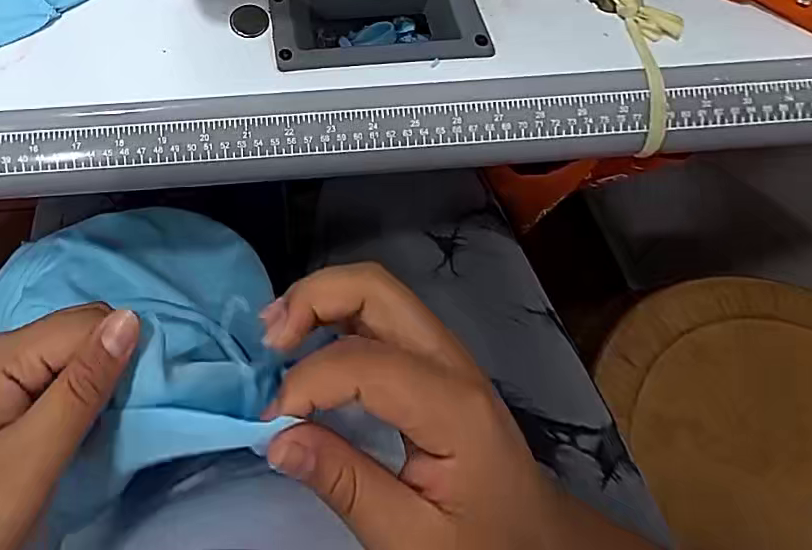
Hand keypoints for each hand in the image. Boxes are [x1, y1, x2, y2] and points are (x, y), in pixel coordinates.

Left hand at [0, 303, 139, 549]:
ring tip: (108, 429)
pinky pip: (57, 384)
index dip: (122, 351)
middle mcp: (1, 353)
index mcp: (2, 354)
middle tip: (126, 419)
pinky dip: (80, 403)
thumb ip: (80, 388)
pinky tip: (85, 431)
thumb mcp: (26, 462)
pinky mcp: (1, 408)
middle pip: (80, 334)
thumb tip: (131, 316)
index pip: (87, 322)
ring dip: (98, 387)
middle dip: (112, 365)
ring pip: (72, 359)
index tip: (147, 397)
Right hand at [260, 263, 652, 549]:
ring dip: (318, 297)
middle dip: (312, 298)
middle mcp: (448, 357)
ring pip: (372, 287)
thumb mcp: (417, 541)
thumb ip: (346, 485)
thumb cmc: (485, 542)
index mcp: (452, 405)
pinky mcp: (429, 352)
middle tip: (269, 340)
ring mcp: (441, 347)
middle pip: (373, 287)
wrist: (542, 539)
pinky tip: (306, 338)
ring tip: (276, 332)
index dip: (307, 383)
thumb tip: (276, 440)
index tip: (273, 422)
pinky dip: (333, 310)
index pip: (364, 363)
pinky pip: (375, 310)